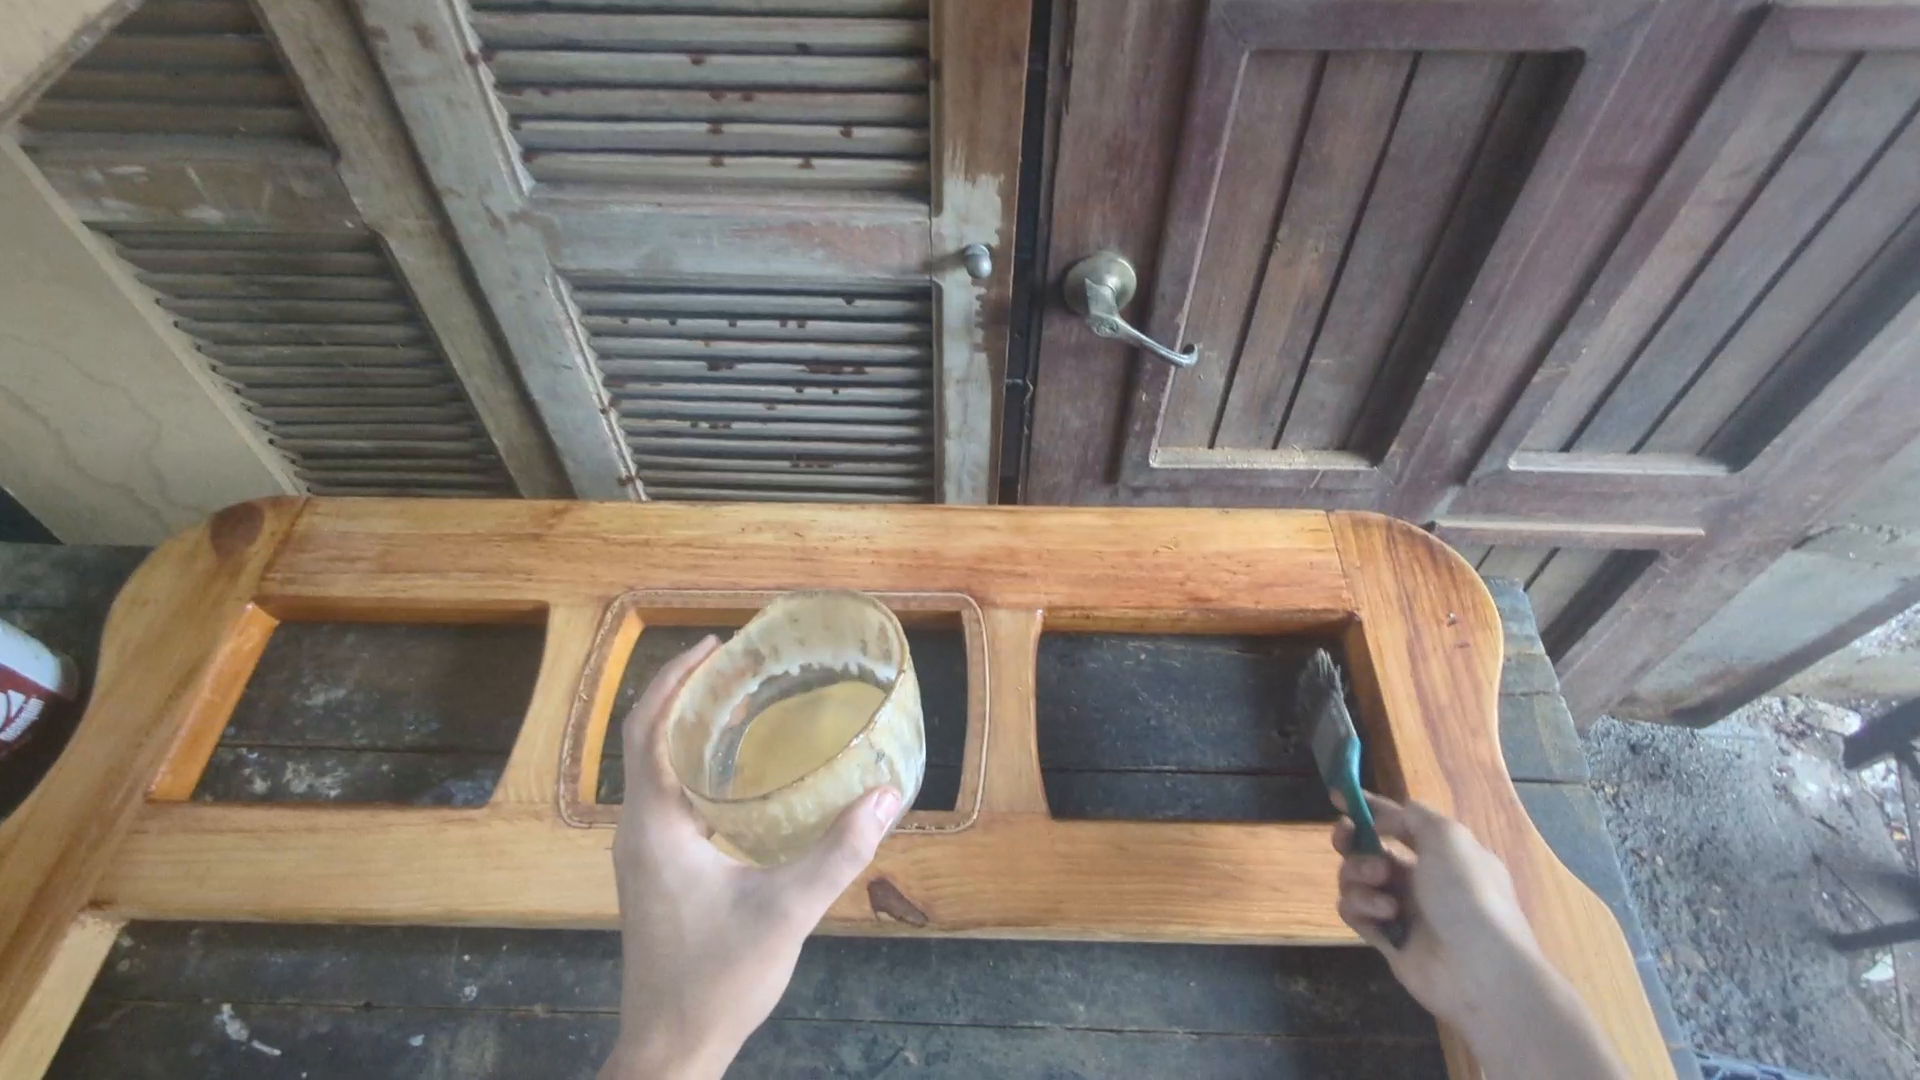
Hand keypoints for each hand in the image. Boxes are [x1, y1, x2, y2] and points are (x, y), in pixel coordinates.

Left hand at [600, 637, 902, 1079]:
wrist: (670, 1050)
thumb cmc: (717, 979)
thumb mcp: (786, 912)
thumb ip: (839, 852)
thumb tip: (889, 794)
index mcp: (655, 826)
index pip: (648, 729)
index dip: (675, 679)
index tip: (714, 645)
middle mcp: (639, 829)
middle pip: (649, 739)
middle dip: (687, 693)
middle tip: (741, 664)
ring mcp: (645, 851)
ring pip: (658, 767)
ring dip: (691, 727)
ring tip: (745, 701)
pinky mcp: (657, 869)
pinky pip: (670, 794)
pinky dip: (697, 763)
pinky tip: (743, 770)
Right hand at [1332, 792, 1544, 1032]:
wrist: (1481, 970)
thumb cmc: (1468, 895)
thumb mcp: (1449, 837)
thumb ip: (1414, 816)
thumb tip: (1386, 818)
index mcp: (1441, 854)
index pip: (1398, 821)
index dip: (1368, 807)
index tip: (1336, 795)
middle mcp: (1420, 878)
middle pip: (1367, 848)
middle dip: (1352, 839)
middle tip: (1346, 838)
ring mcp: (1401, 908)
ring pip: (1355, 877)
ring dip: (1359, 874)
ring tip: (1381, 887)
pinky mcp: (1385, 937)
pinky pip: (1353, 910)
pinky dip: (1361, 907)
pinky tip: (1383, 916)